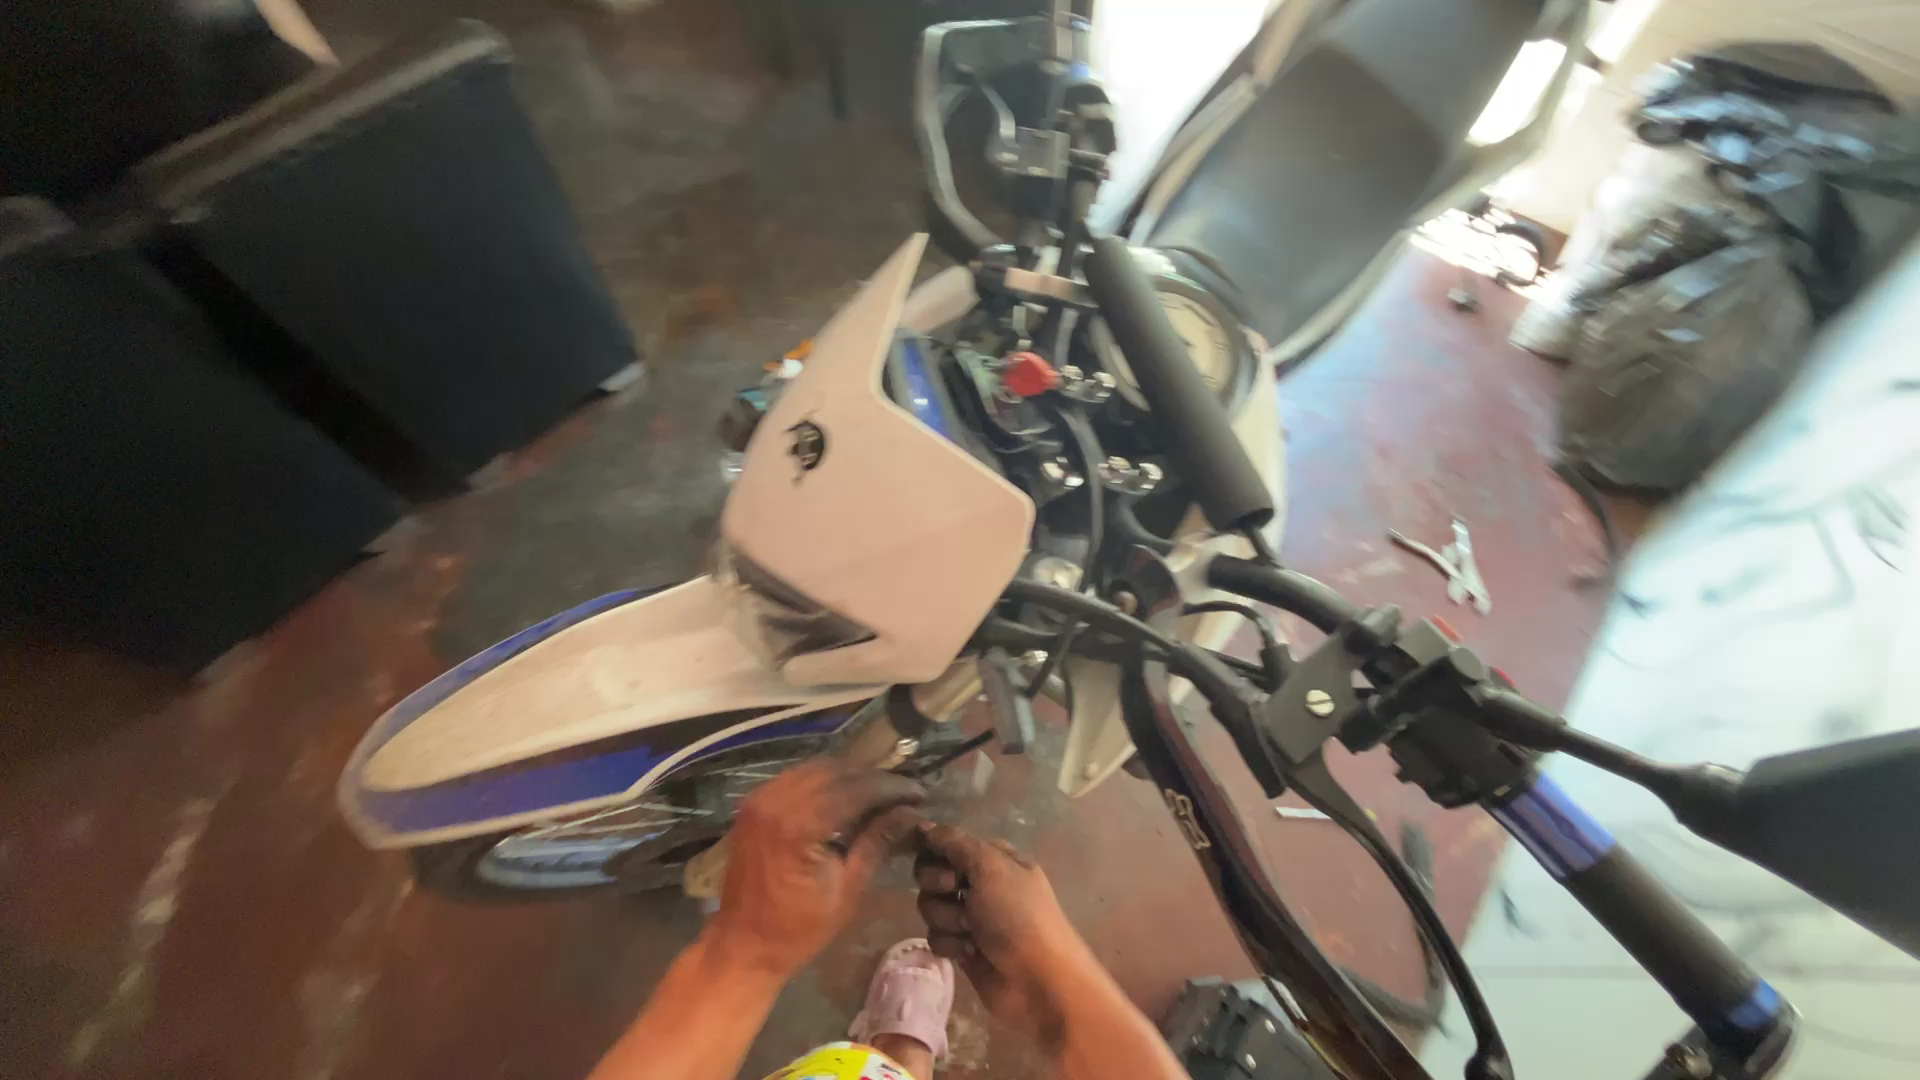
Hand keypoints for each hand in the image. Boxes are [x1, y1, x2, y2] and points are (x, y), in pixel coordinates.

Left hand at [708, 761, 924, 977]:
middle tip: (904, 792)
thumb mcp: (848, 889)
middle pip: (837, 772)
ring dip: (851, 776)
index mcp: (798, 825)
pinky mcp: (755, 802)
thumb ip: (877, 842)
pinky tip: (846, 794)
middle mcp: (776, 800)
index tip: (919, 793)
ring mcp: (761, 798)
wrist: (742, 946)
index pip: (855, 789)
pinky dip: (826, 780)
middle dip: (874, 778)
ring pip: (817, 768)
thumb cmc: (798, 929)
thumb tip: (910, 812)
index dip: (891, 787)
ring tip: (880, 792)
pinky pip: (798, 777)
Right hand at [913, 822, 1105, 1046]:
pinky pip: (937, 937)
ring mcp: (972, 918)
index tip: (931, 855)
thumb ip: (955, 843)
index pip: (950, 842)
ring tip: (969, 930)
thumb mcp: (990, 867)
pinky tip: (967, 952)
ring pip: (932, 906)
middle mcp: (982, 884)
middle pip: (934, 873)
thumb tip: (924, 826)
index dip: (936, 849)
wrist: (1039, 981)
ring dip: (946, 917)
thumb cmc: (1017, 915)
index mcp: (993, 858)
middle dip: (938, 883)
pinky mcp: (964, 949)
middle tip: (956, 891)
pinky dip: (949, 943)